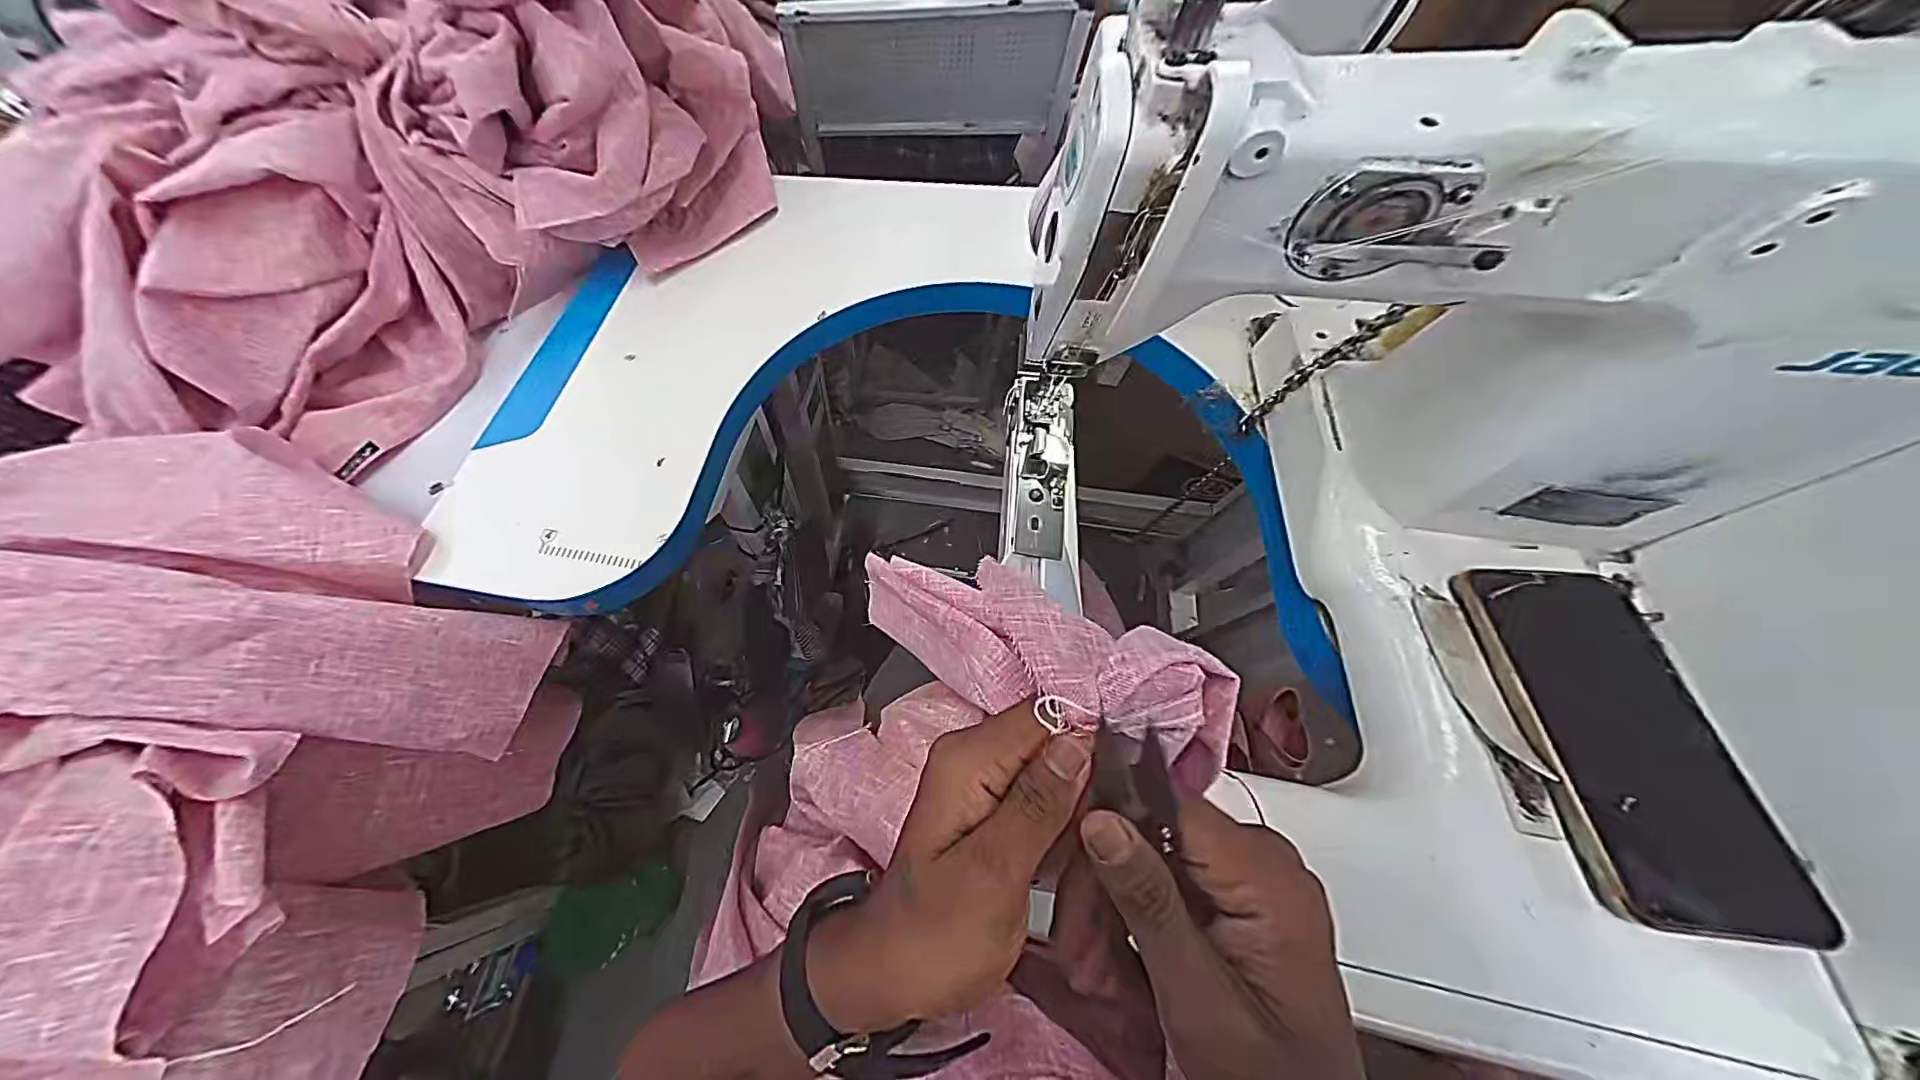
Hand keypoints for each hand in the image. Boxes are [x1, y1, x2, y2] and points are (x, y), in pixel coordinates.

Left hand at [807, 700, 1093, 1031]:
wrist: (891, 973)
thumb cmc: (934, 936)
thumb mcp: (993, 874)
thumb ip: (1037, 805)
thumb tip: (1078, 742)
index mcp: (968, 759)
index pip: (1044, 714)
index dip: (1089, 739)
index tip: (1124, 777)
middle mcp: (974, 756)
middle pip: (1052, 738)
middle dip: (1090, 773)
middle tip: (1111, 825)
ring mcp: (984, 782)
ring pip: (1054, 768)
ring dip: (1082, 801)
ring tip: (1099, 842)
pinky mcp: (995, 809)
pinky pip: (1045, 796)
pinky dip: (1067, 820)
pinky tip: (1078, 851)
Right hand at [1080, 799, 1362, 1079]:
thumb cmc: (1266, 1077)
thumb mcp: (1197, 997)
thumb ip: (1149, 902)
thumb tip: (1103, 822)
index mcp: (1269, 876)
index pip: (1171, 806)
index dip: (1112, 825)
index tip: (1071, 860)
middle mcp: (1264, 864)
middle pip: (1155, 832)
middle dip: (1104, 882)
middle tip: (1077, 941)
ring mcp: (1248, 881)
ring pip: (1151, 856)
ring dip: (1110, 905)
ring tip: (1092, 964)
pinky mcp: (1232, 899)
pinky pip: (1165, 880)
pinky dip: (1131, 915)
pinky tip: (1114, 957)